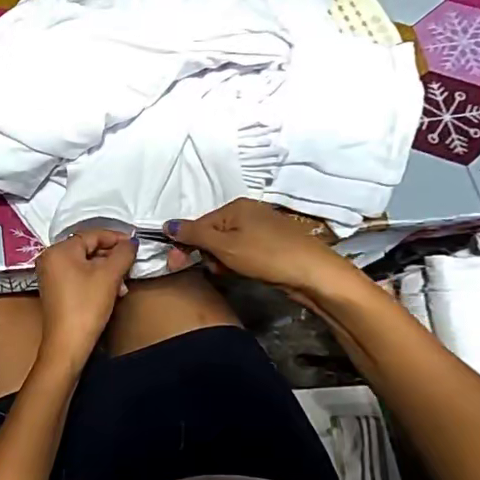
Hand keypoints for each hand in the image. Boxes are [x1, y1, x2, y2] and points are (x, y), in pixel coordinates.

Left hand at [34, 229, 136, 365]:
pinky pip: (78, 276)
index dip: (115, 237)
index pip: (91, 235)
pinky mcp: (55, 290)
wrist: (68, 343)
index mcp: (58, 250)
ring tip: (122, 285)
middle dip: (112, 258)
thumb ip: (123, 253)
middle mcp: (50, 259)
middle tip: (130, 266)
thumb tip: (131, 242)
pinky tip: (111, 291)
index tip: (134, 243)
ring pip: (85, 264)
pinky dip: (96, 280)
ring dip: (107, 271)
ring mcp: (50, 275)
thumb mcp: (110, 275)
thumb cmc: (87, 305)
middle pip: (88, 249)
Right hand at [163, 199, 365, 307]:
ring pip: (226, 244)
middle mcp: (247, 211)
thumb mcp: (224, 246)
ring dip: (221, 260)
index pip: (198, 224)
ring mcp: (261, 226)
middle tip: (214, 270)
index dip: (186, 245)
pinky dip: (237, 261)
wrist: (313, 273)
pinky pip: (242, 249)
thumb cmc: (266, 256)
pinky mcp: (271, 243)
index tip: (178, 265)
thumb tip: (166, 225)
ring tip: (230, 272)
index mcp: (235, 206)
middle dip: (206, 253)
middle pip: (211, 233)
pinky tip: (243, 271)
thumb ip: (194, 235)